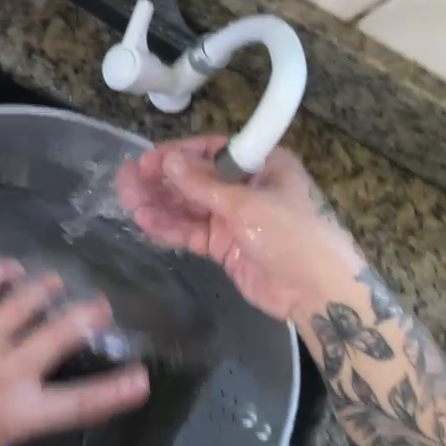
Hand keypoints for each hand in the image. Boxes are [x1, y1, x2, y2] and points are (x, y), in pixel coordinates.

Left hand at [0, 261, 150, 445]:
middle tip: (102, 304)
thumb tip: (30, 430)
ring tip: (56, 281)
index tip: (142, 377)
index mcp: (20, 414)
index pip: (80, 404)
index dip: (116, 392)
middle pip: (56, 337)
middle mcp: (6, 373)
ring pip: (20, 306)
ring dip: (44, 290)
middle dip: (86, 317)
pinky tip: (11, 267)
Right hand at [116, 138, 365, 320]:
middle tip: (126, 181)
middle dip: (161, 181)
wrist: (319, 294)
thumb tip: (168, 161)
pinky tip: (144, 221)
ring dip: (159, 203)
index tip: (147, 161)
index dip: (178, 154)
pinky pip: (191, 231)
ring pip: (188, 206)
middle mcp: (246, 188)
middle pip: (195, 179)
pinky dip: (169, 227)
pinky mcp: (224, 245)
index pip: (212, 151)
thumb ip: (203, 185)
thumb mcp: (247, 205)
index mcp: (262, 167)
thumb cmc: (293, 236)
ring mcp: (234, 218)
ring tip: (127, 201)